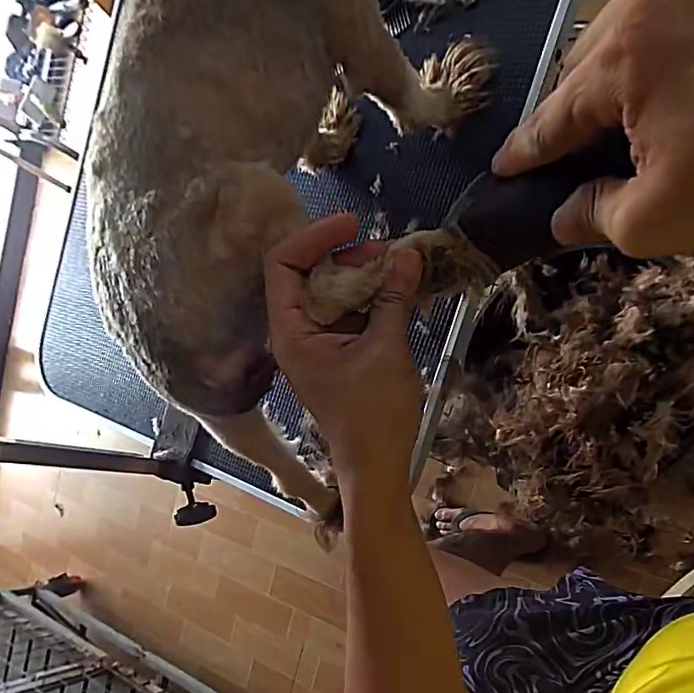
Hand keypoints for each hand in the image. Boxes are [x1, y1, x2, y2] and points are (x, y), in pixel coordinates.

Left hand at [265, 213, 424, 493]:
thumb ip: (394, 299)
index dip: (316, 237)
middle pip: (312, 277)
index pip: (284, 263)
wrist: (378, 467)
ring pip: (335, 298)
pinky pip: (351, 319)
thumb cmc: (374, 416)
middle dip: (349, 259)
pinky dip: (373, 304)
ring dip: (365, 280)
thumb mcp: (386, 350)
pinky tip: (400, 296)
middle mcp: (298, 335)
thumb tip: (409, 254)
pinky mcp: (341, 359)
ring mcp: (320, 348)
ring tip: (400, 270)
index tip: (355, 225)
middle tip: (389, 252)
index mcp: (291, 332)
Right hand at [492, 0, 693, 255]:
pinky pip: (689, 12)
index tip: (506, 168)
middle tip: (585, 156)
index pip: (554, 115)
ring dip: (632, 81)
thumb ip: (598, 217)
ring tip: (649, 124)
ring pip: (641, 32)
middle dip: (581, 115)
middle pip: (593, 64)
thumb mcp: (664, 219)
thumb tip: (563, 213)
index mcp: (620, 56)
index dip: (527, 151)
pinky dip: (679, 51)